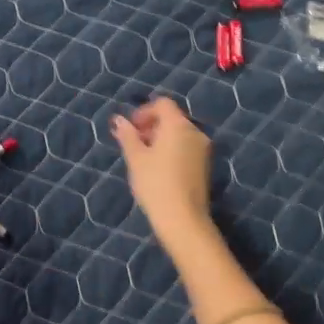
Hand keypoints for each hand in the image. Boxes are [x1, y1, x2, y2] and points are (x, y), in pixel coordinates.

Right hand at [111, 98, 214, 235]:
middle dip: (151, 126)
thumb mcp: (135, 158)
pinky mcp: (205, 166)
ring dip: (160, 139)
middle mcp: (195, 132)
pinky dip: (171, 150)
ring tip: (143, 158)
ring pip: (179, 134)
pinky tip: (158, 168)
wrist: (183, 219)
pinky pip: (185, 148)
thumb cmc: (155, 183)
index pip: (163, 104)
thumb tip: (119, 119)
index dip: (144, 112)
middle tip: (132, 143)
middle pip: (172, 118)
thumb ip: (127, 135)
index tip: (130, 129)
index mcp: (178, 125)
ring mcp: (203, 150)